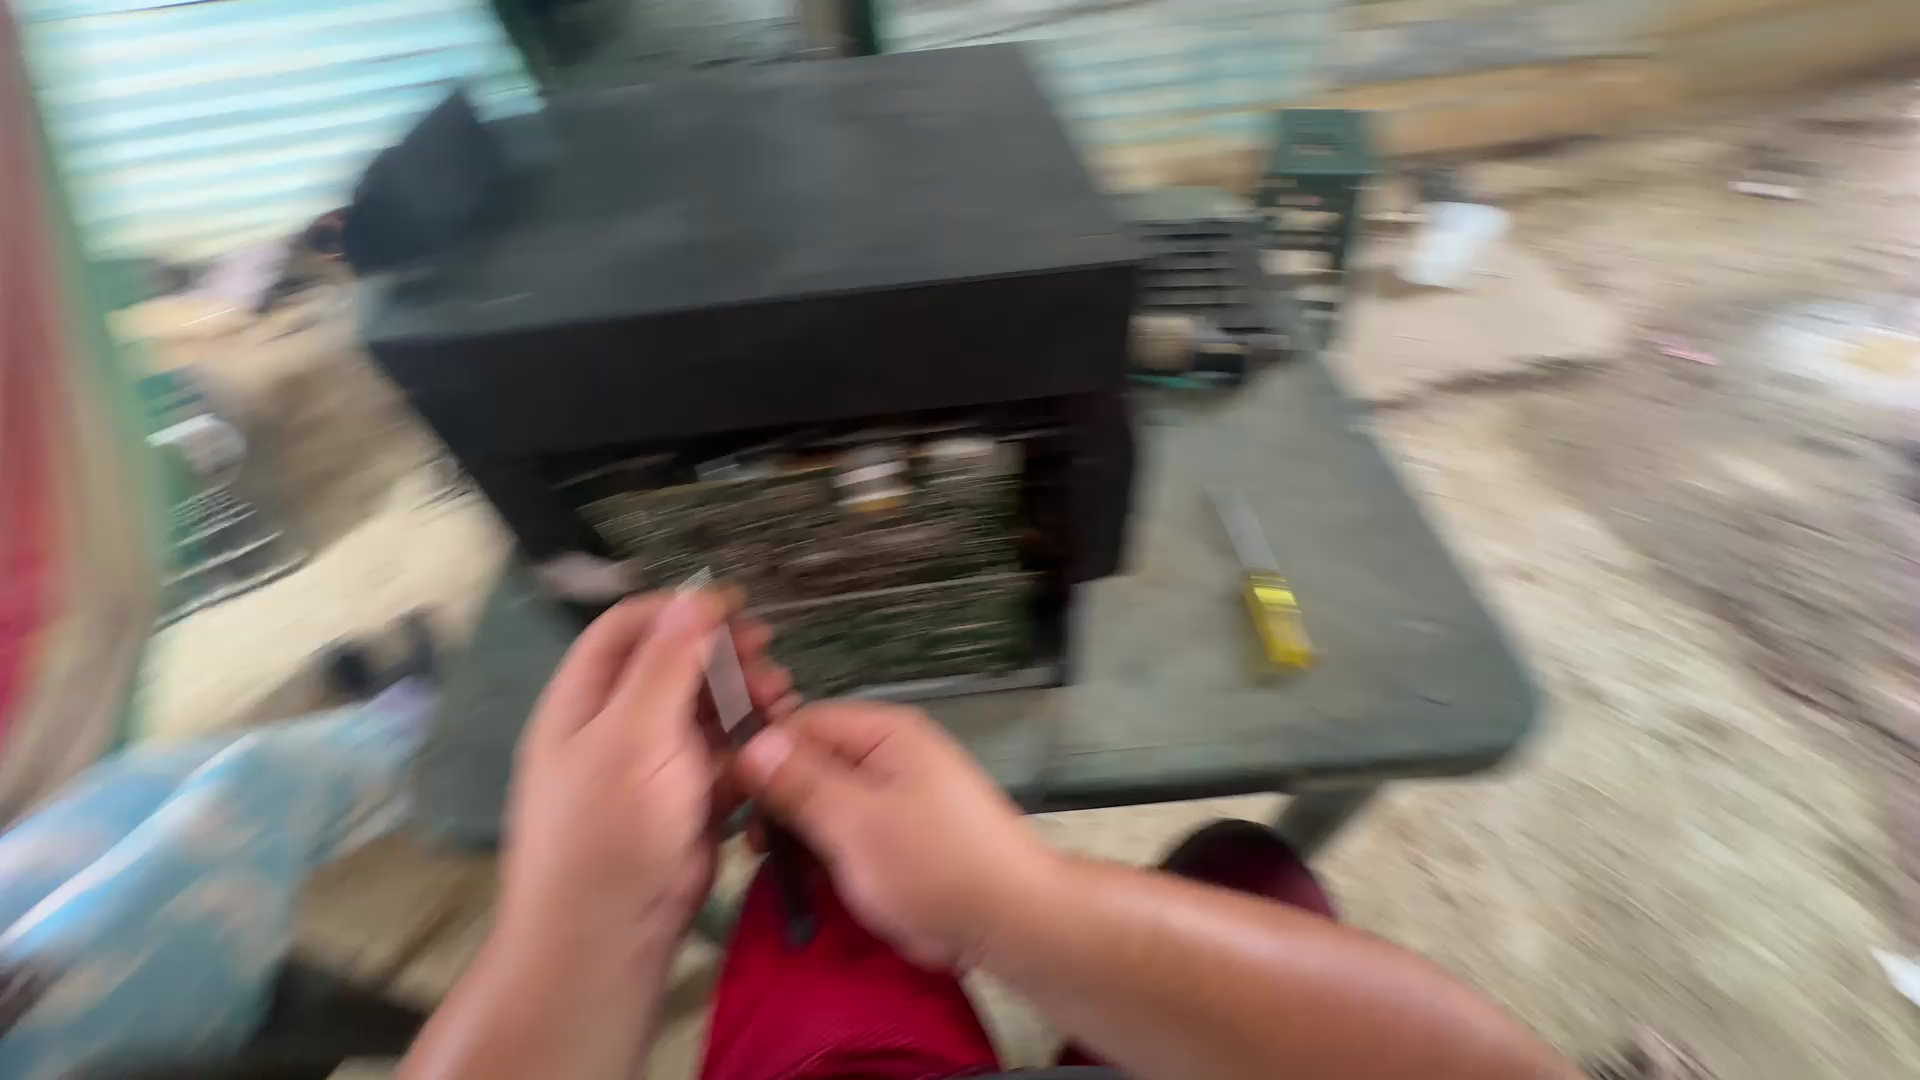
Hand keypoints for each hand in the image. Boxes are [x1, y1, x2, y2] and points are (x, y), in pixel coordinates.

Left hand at [500, 589, 792, 958]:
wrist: (611, 935)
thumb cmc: (611, 828)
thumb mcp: (633, 734)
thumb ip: (666, 664)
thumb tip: (694, 596)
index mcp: (585, 700)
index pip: (629, 628)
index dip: (679, 610)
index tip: (733, 606)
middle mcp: (618, 722)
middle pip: (674, 664)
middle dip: (722, 652)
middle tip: (765, 648)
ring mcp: (655, 760)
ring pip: (706, 707)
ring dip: (743, 693)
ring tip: (780, 693)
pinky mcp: (688, 793)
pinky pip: (723, 749)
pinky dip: (751, 737)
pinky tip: (778, 732)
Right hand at [732, 701, 1057, 969]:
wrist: (1010, 918)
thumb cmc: (931, 864)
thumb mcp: (856, 822)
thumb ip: (802, 782)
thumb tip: (753, 742)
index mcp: (884, 732)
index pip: (805, 723)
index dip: (762, 756)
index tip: (727, 801)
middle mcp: (892, 751)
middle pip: (816, 759)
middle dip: (782, 798)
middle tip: (755, 847)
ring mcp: (900, 790)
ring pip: (831, 797)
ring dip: (804, 829)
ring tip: (783, 869)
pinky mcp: (905, 828)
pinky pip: (852, 824)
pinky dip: (830, 848)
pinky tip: (816, 878)